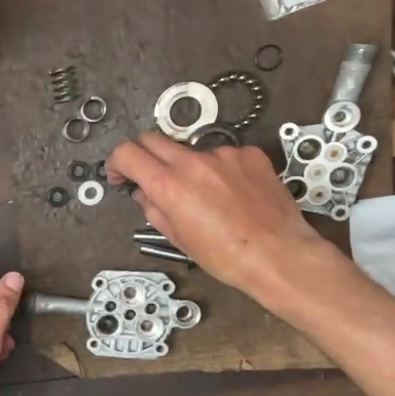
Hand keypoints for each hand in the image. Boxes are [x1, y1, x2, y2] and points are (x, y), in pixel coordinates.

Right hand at [106, 133, 338, 300]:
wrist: (277, 254)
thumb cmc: (227, 255)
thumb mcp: (176, 238)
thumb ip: (154, 208)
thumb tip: (145, 194)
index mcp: (169, 186)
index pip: (127, 153)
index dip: (117, 163)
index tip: (120, 174)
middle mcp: (194, 163)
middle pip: (153, 139)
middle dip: (144, 156)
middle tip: (150, 177)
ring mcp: (224, 155)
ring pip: (190, 150)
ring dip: (186, 166)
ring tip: (203, 196)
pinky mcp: (249, 154)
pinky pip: (222, 155)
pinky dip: (218, 169)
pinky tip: (230, 193)